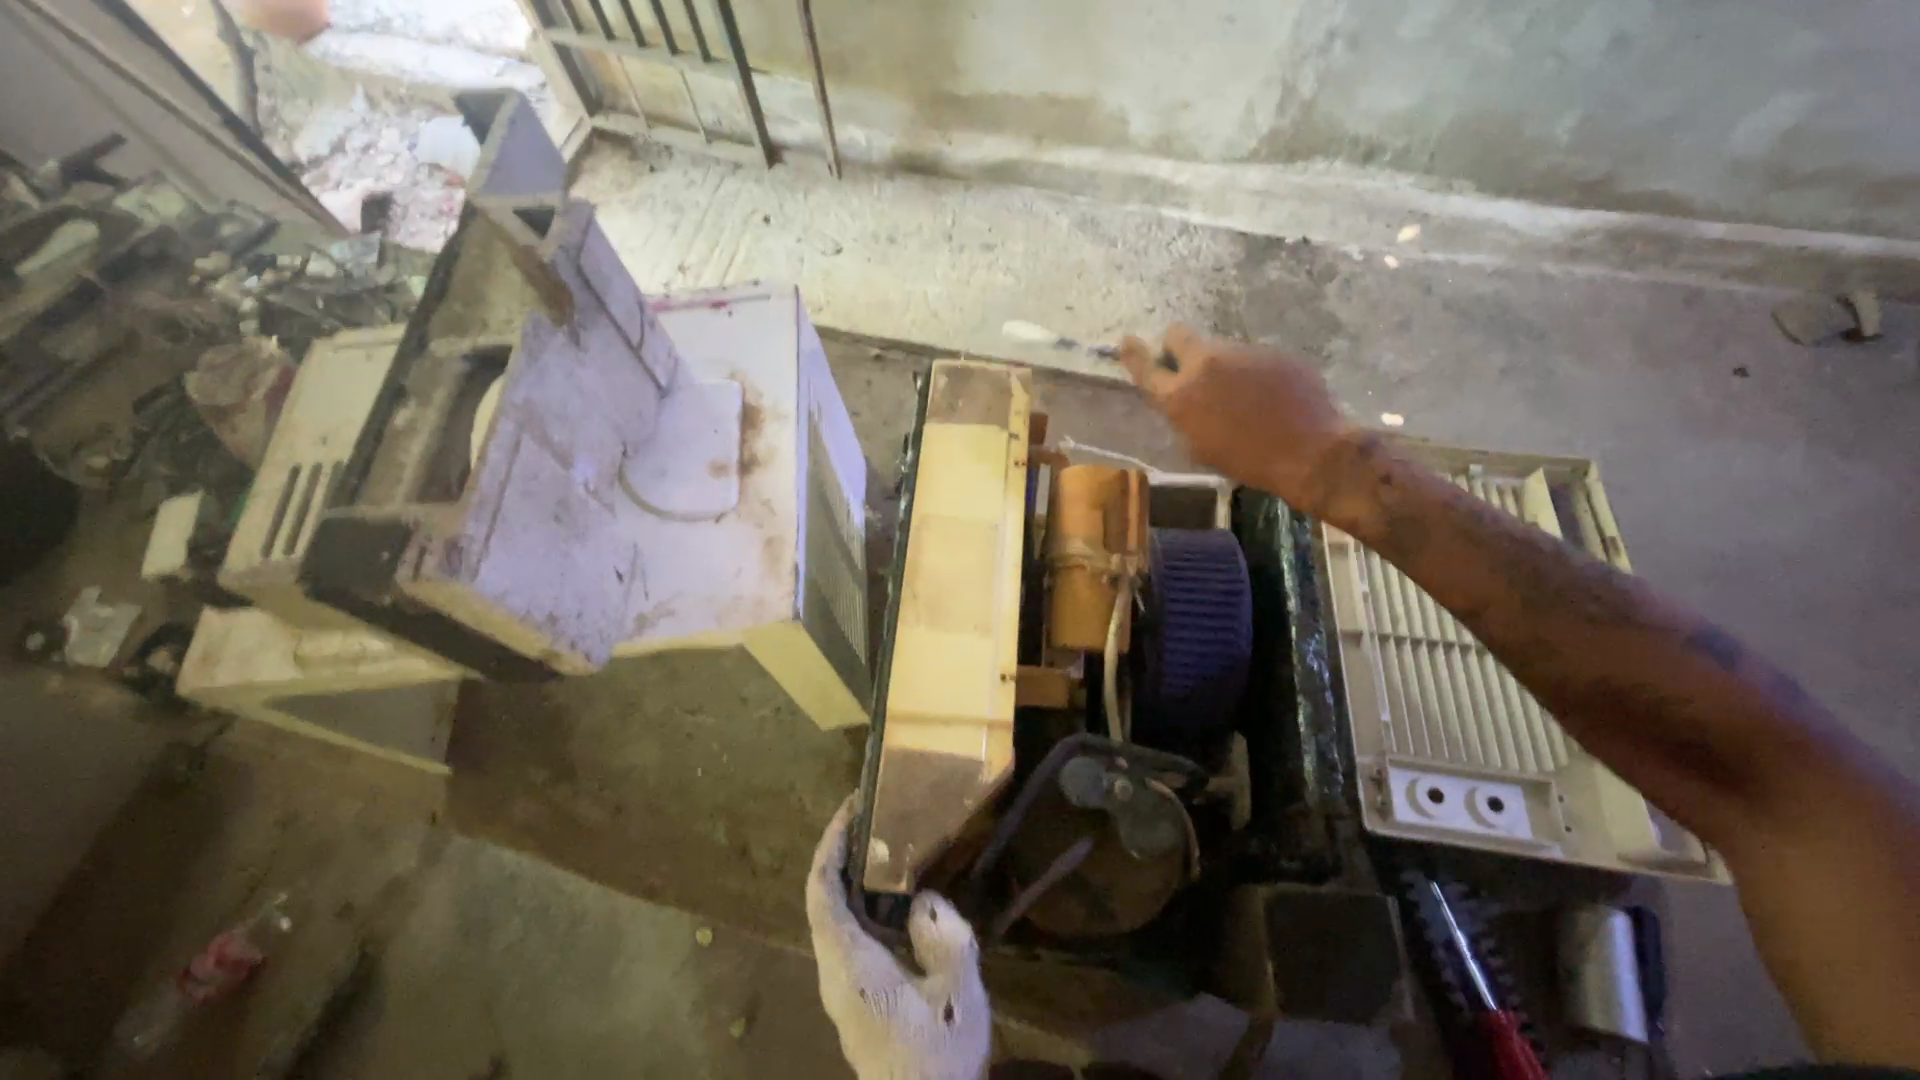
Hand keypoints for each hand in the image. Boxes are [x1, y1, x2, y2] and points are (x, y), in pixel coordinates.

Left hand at [806, 798, 991, 1079]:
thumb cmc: (937, 1054)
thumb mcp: (958, 993)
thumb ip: (945, 936)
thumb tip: (923, 901)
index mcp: (850, 963)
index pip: (822, 891)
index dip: (831, 844)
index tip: (851, 806)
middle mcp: (833, 969)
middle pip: (822, 897)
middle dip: (841, 850)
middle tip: (873, 814)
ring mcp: (840, 983)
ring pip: (833, 914)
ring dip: (850, 874)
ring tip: (885, 841)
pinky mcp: (853, 993)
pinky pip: (847, 931)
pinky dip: (862, 900)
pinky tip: (896, 893)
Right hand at [1119, 325, 1353, 515]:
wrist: (1307, 452)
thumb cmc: (1246, 461)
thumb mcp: (1199, 446)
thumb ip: (1184, 413)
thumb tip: (1184, 396)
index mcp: (1180, 396)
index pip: (1145, 366)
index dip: (1134, 354)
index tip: (1128, 341)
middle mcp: (1205, 365)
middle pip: (1178, 334)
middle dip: (1176, 346)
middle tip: (1189, 367)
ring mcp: (1240, 353)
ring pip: (1218, 347)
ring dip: (1221, 364)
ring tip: (1243, 395)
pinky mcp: (1271, 351)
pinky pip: (1251, 357)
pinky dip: (1253, 372)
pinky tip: (1270, 396)